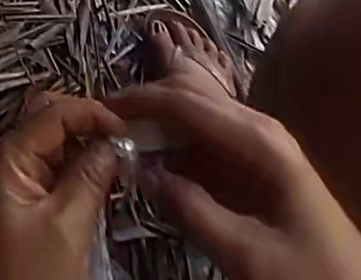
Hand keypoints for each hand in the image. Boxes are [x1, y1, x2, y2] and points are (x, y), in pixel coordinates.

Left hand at [0, 90, 127, 279]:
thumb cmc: (31, 277)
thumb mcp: (66, 228)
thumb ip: (90, 177)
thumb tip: (116, 143)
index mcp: (10, 154)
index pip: (54, 112)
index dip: (92, 112)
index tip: (128, 129)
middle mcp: (10, 155)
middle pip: (51, 116)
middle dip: (87, 120)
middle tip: (123, 137)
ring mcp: (19, 176)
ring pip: (56, 139)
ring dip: (86, 141)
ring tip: (119, 154)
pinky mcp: (29, 198)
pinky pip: (57, 165)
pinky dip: (80, 164)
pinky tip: (102, 174)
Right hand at [107, 83, 360, 279]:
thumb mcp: (251, 259)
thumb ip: (192, 212)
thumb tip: (140, 172)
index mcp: (260, 139)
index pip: (185, 102)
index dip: (140, 102)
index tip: (101, 113)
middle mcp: (256, 131)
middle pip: (188, 101)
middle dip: (146, 109)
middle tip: (104, 127)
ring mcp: (256, 150)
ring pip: (193, 124)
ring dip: (157, 133)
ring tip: (119, 145)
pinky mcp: (254, 173)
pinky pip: (205, 152)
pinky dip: (175, 157)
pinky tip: (153, 171)